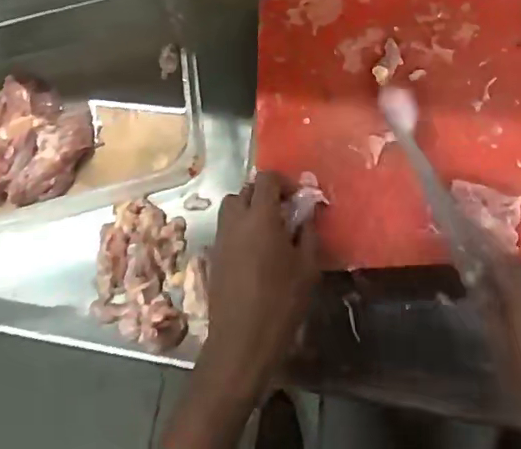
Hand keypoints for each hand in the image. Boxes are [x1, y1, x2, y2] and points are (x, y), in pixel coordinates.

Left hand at [162, 172, 320, 448]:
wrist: (241, 341)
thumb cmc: (280, 302)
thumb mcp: (307, 268)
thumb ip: (308, 233)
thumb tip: (306, 215)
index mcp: (260, 216)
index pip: (266, 179)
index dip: (283, 182)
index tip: (298, 199)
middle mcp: (235, 220)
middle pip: (246, 190)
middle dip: (265, 195)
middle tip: (285, 214)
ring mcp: (220, 237)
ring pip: (232, 207)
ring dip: (249, 210)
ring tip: (269, 232)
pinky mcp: (213, 256)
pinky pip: (226, 229)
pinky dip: (240, 230)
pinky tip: (255, 254)